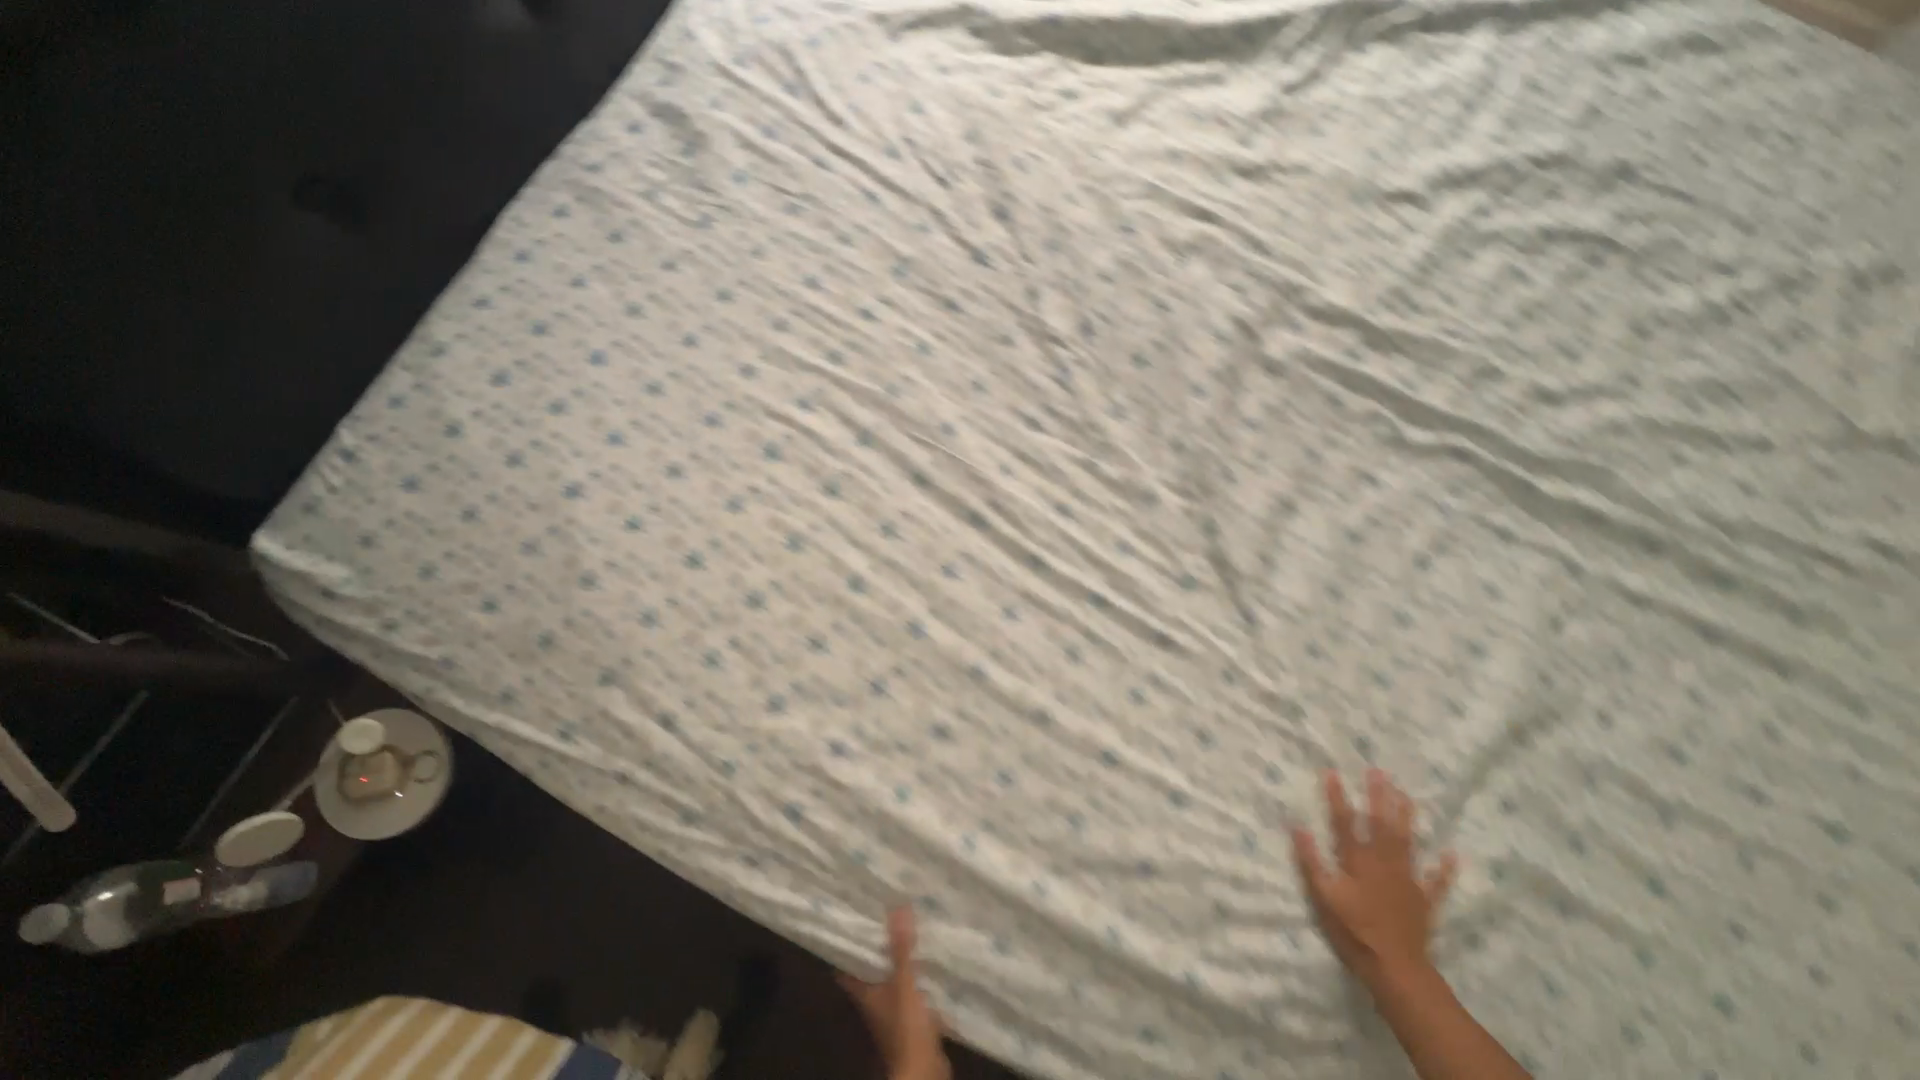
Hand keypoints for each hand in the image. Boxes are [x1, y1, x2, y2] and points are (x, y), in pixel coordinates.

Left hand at [838, 905, 950, 1079]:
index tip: (853, 921)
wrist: (923, 1071)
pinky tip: (934, 967)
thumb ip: (901, 949)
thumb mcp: (904, 983)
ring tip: (913, 935)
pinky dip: (920, 981)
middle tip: (888, 920)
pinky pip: (913, 994)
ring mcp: (893, 1014)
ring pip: (893, 982)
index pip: (846, 967)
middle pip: (871, 972)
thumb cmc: (905, 1027)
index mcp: (864, 993)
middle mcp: (874, 1002)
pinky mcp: (913, 1022)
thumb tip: (897, 906)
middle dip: (879, 949)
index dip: (847, 946)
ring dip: (901, 963)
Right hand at [1291, 769, 1459, 992]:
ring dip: (1406, 818)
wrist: (1394, 967)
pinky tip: (1450, 855)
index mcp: (1357, 862)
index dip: (1338, 797)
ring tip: (1406, 795)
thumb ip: (1311, 862)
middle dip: (1378, 797)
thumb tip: (1298, 827)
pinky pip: (1436, 882)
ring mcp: (1408, 881)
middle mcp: (1383, 864)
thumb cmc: (1353, 932)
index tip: (1332, 772)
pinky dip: (1443, 869)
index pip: (1345, 822)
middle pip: (1381, 824)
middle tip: (1378, 771)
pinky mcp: (1424, 901)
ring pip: (1407, 843)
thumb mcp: (1322, 898)